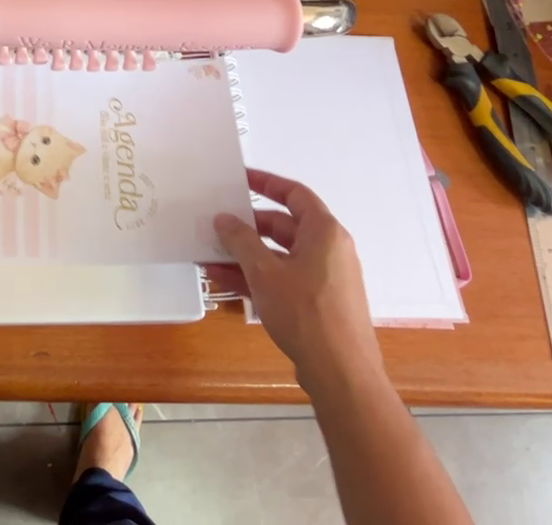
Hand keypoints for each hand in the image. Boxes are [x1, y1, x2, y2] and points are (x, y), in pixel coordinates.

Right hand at [213, 169, 383, 391]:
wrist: (341, 373)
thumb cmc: (305, 312)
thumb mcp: (264, 272)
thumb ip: (241, 240)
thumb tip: (224, 219)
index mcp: (324, 232)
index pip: (294, 194)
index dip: (266, 183)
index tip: (239, 178)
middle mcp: (329, 249)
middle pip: (283, 225)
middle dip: (247, 226)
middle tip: (216, 222)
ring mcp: (324, 278)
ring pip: (279, 255)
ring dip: (246, 254)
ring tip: (210, 252)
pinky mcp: (318, 302)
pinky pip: (283, 277)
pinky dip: (257, 276)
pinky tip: (224, 279)